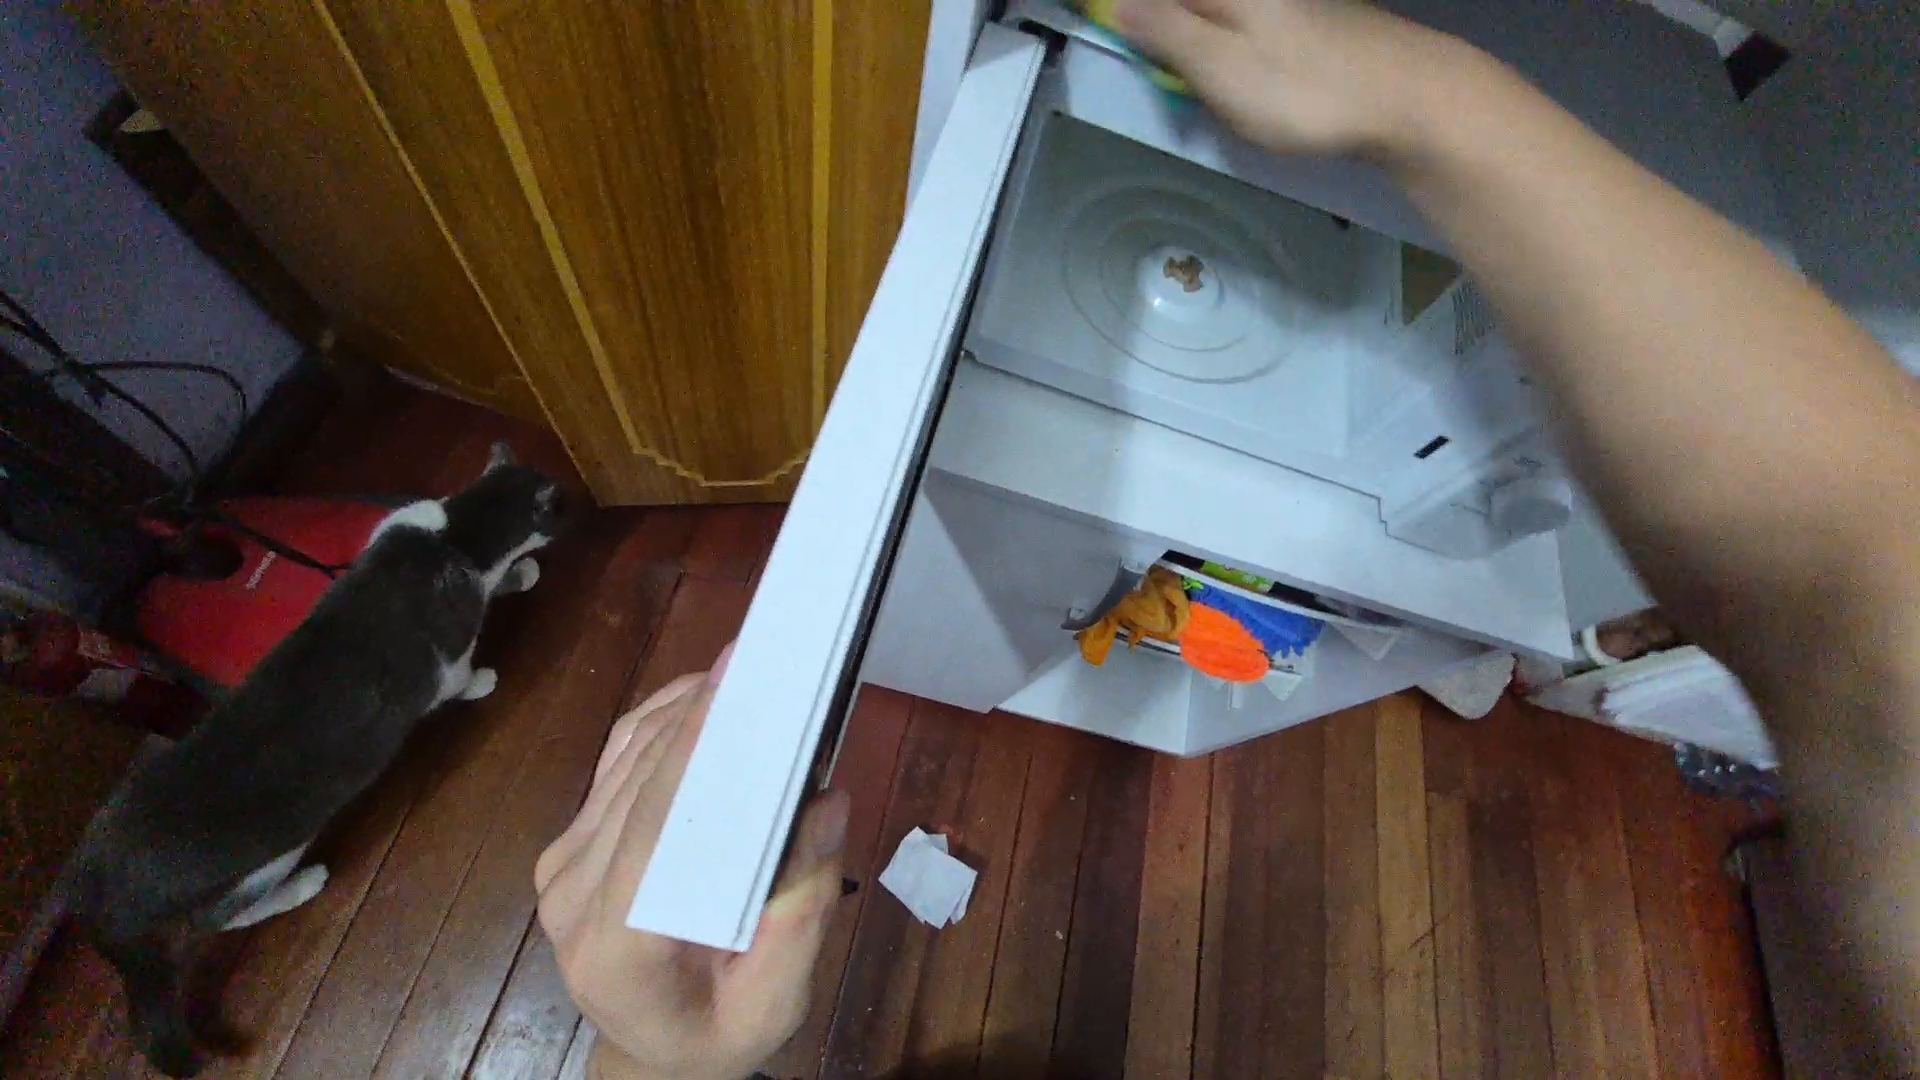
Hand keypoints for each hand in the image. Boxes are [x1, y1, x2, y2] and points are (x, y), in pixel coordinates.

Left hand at [534, 664, 850, 1079]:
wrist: (653, 1045)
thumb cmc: (717, 1031)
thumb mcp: (775, 1004)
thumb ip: (802, 914)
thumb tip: (825, 804)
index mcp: (615, 940)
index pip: (656, 820)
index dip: (694, 740)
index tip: (733, 678)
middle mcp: (574, 890)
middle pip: (646, 772)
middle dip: (706, 708)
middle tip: (765, 656)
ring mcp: (566, 859)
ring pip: (631, 753)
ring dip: (689, 704)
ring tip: (747, 668)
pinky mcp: (576, 838)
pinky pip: (621, 756)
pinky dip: (665, 715)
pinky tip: (707, 695)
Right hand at [1114, 0, 1463, 160]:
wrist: (1403, 99)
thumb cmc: (1301, 90)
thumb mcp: (1221, 68)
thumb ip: (1169, 34)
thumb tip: (1120, 5)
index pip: (1163, 0)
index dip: (1132, 14)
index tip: (1108, 30)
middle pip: (1193, 6)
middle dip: (1163, 25)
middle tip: (1142, 52)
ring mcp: (1287, 4)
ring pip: (1220, 16)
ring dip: (1191, 39)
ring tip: (1182, 73)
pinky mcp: (1309, 23)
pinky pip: (1247, 26)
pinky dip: (1223, 48)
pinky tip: (1229, 78)